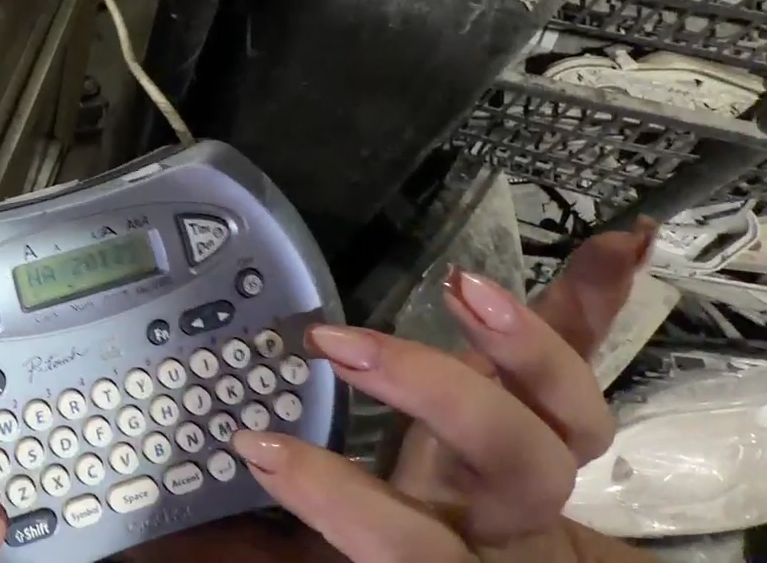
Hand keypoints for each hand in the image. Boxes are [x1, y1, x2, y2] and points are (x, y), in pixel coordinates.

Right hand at [130, 224, 658, 562]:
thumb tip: (146, 544)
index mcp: (449, 562)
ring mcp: (543, 462)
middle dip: (429, 392)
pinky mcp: (548, 412)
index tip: (258, 446)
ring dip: (521, 341)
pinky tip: (620, 237)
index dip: (338, 498)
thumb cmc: (407, 562)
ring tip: (463, 285)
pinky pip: (587, 353)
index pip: (409, 544)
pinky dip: (594, 298)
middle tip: (341, 344)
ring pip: (566, 411)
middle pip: (510, 462)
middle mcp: (514, 520)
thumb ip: (246, 555)